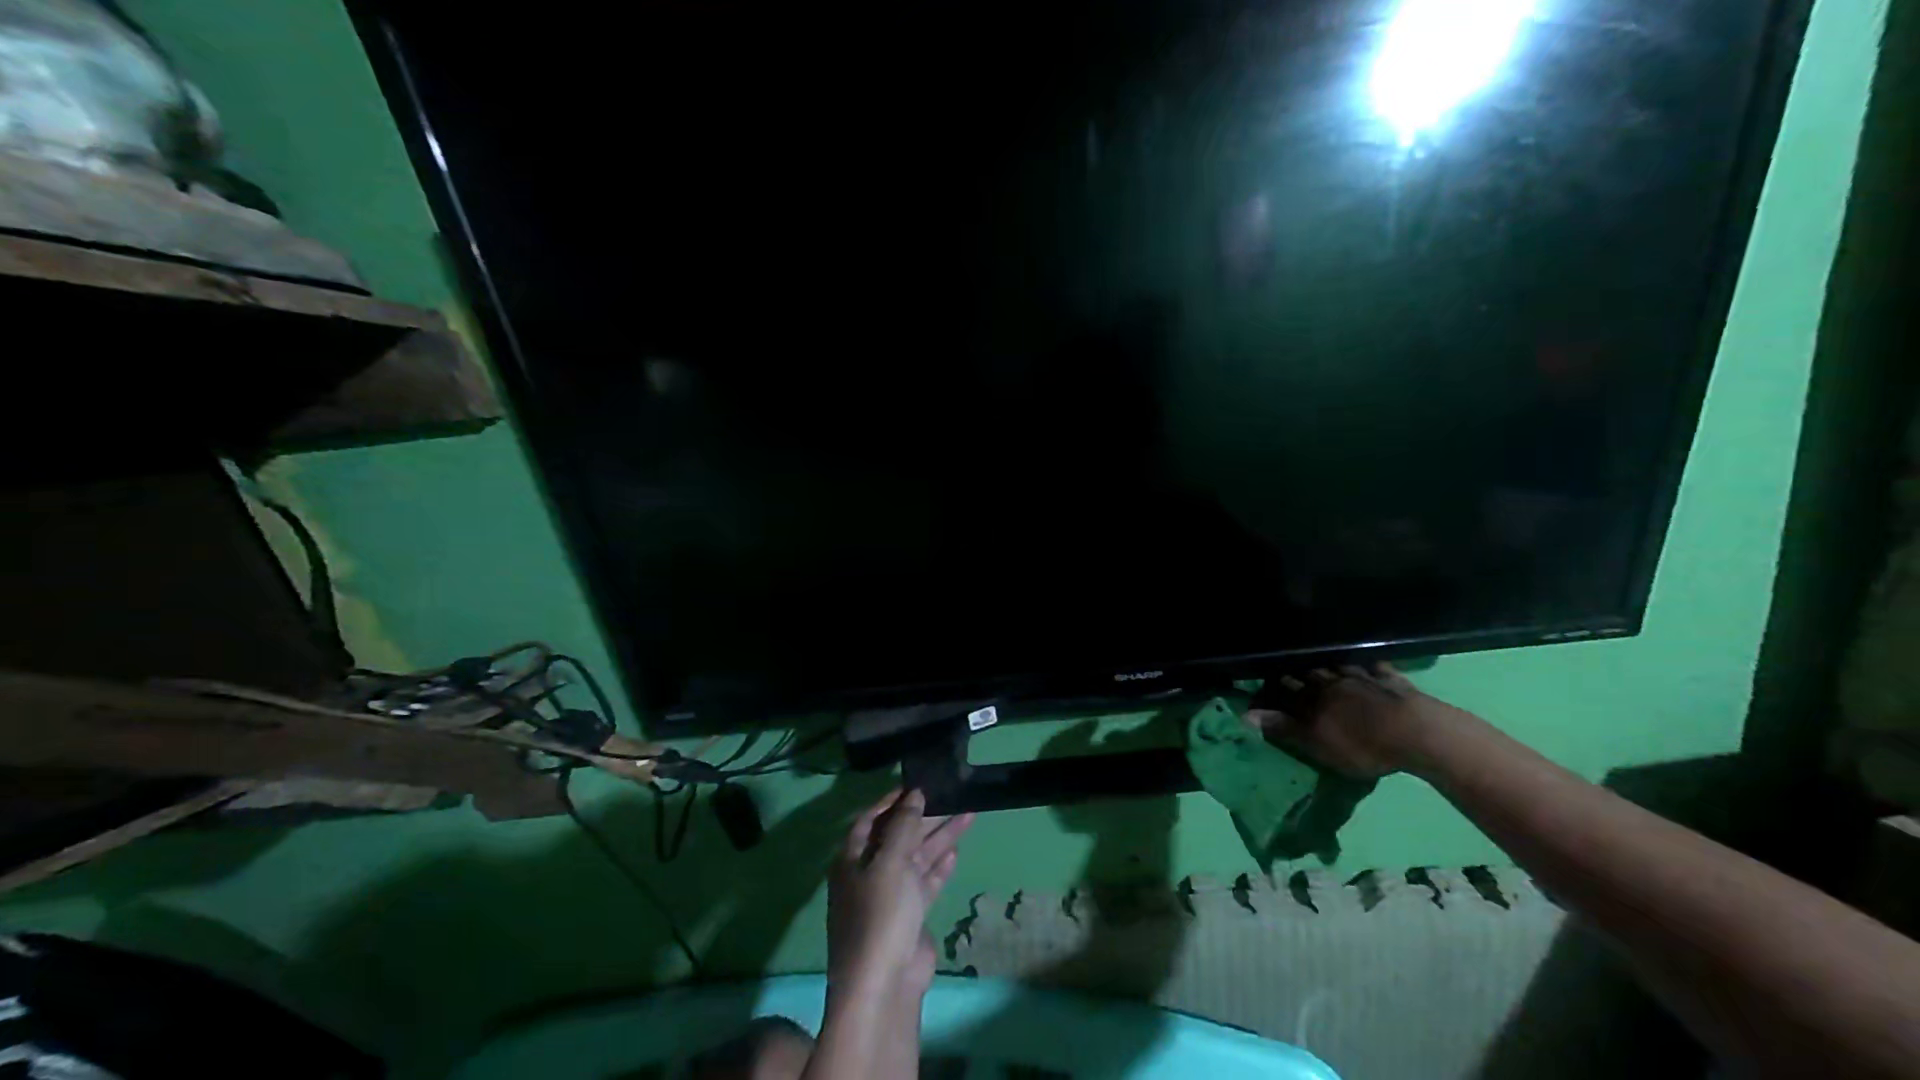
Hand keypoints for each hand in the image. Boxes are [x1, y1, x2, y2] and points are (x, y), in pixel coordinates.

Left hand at [828, 790, 973, 998]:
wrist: (884, 984)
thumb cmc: (880, 914)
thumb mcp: (890, 862)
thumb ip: (903, 826)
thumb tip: (914, 795)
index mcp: (852, 859)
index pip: (870, 819)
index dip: (891, 801)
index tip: (916, 784)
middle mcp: (868, 874)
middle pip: (898, 837)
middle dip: (923, 817)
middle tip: (950, 794)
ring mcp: (890, 896)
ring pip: (917, 858)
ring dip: (939, 837)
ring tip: (968, 813)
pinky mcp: (909, 916)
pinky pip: (925, 882)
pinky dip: (939, 867)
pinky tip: (956, 851)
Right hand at [1246, 664, 1436, 778]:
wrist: (1416, 733)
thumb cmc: (1361, 746)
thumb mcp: (1316, 744)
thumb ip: (1282, 728)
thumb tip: (1245, 715)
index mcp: (1311, 698)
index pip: (1282, 690)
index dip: (1270, 692)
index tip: (1259, 693)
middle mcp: (1330, 681)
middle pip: (1306, 674)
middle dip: (1293, 674)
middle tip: (1284, 674)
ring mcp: (1361, 677)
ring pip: (1335, 666)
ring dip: (1324, 666)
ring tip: (1316, 665)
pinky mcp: (1389, 680)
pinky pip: (1373, 667)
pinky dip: (1366, 665)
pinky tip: (1365, 663)